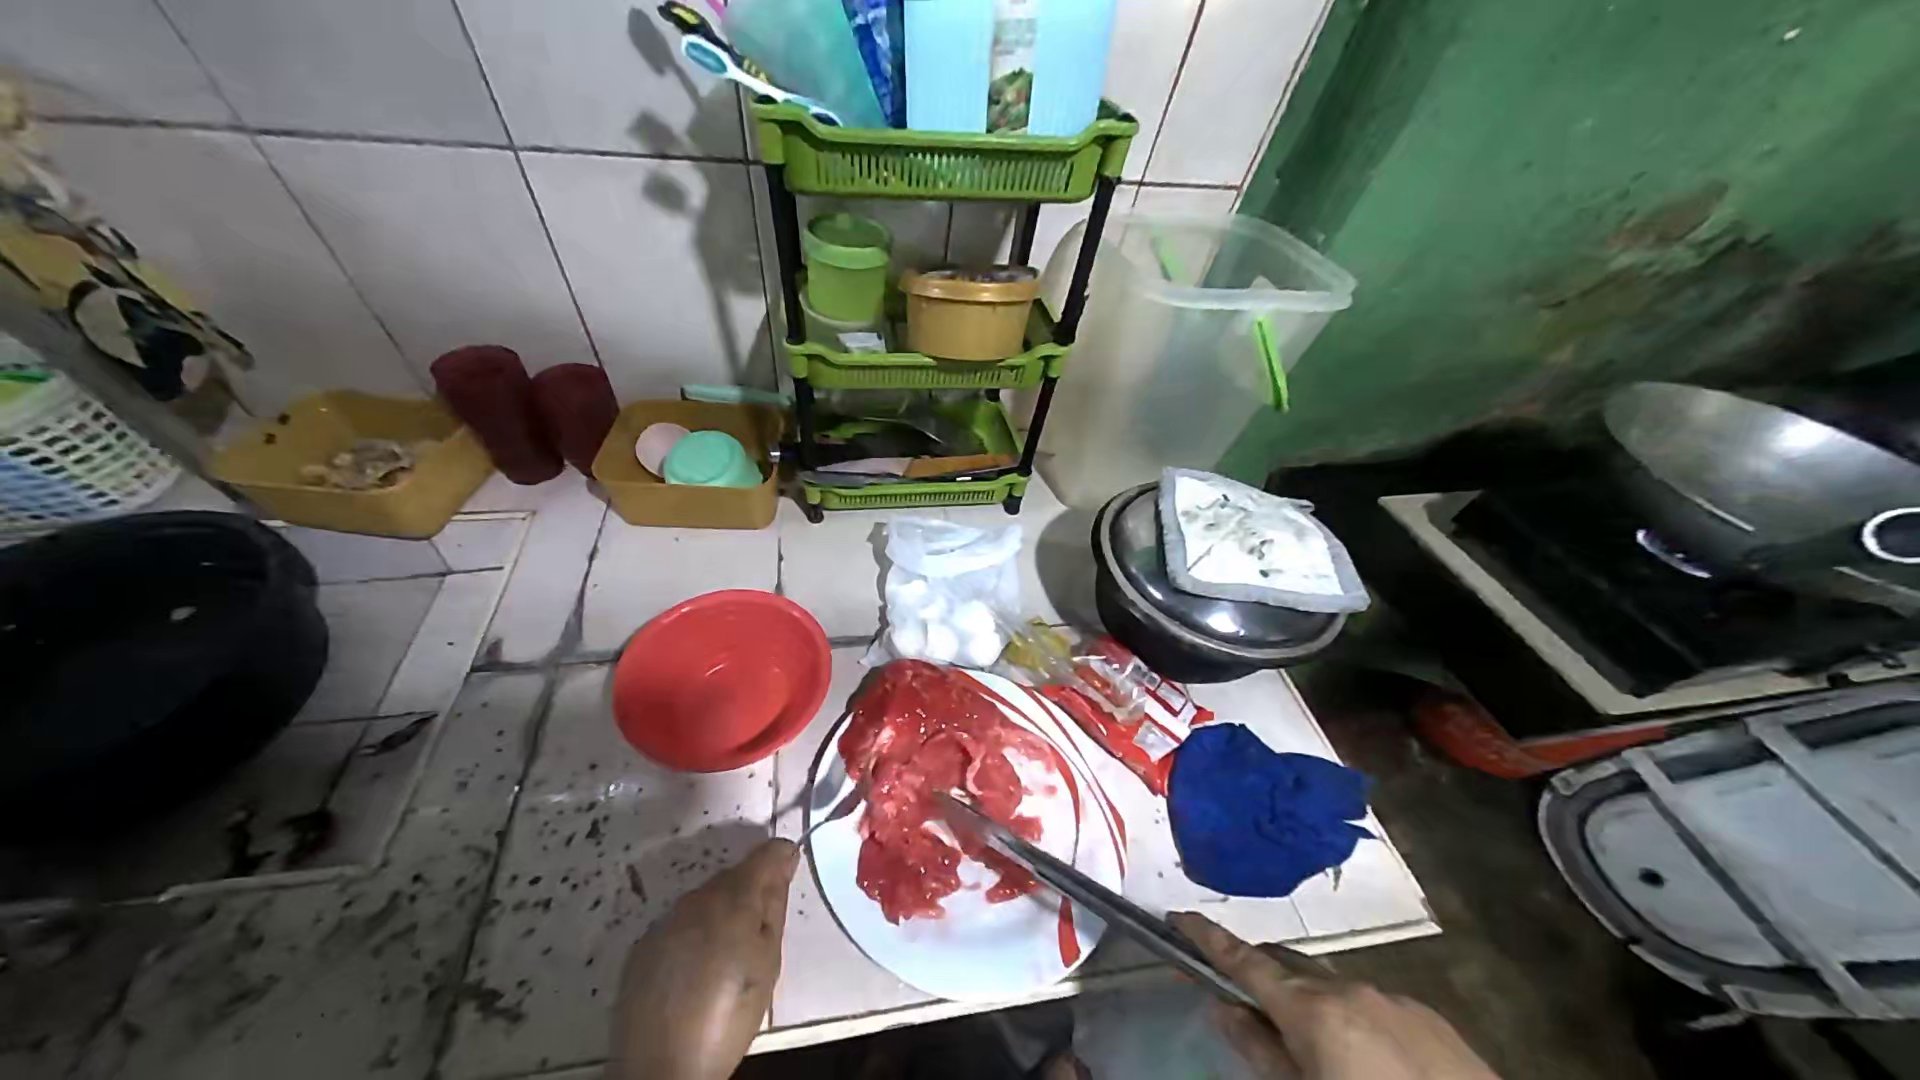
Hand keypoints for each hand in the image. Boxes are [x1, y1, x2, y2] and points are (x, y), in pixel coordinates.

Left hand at [612, 838, 800, 1079]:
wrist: (660, 1071)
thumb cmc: (730, 1014)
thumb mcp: (768, 961)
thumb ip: (775, 904)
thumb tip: (784, 860)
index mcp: (734, 898)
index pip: (766, 854)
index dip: (782, 860)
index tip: (788, 878)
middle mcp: (697, 897)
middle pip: (734, 877)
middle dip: (750, 893)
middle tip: (757, 938)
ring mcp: (665, 920)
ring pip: (705, 900)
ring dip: (720, 915)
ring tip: (725, 961)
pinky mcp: (642, 946)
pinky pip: (679, 925)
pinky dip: (693, 936)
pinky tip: (695, 973)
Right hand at [1169, 912, 1498, 1079]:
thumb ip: (1262, 1054)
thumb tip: (1224, 1009)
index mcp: (1314, 1009)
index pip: (1244, 960)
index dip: (1206, 937)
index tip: (1178, 917)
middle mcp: (1351, 988)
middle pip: (1288, 967)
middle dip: (1262, 978)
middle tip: (1245, 1008)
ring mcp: (1396, 1000)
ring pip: (1332, 987)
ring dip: (1311, 1005)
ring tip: (1317, 1054)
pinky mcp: (1433, 1020)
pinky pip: (1375, 1006)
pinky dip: (1355, 1021)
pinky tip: (1373, 1067)